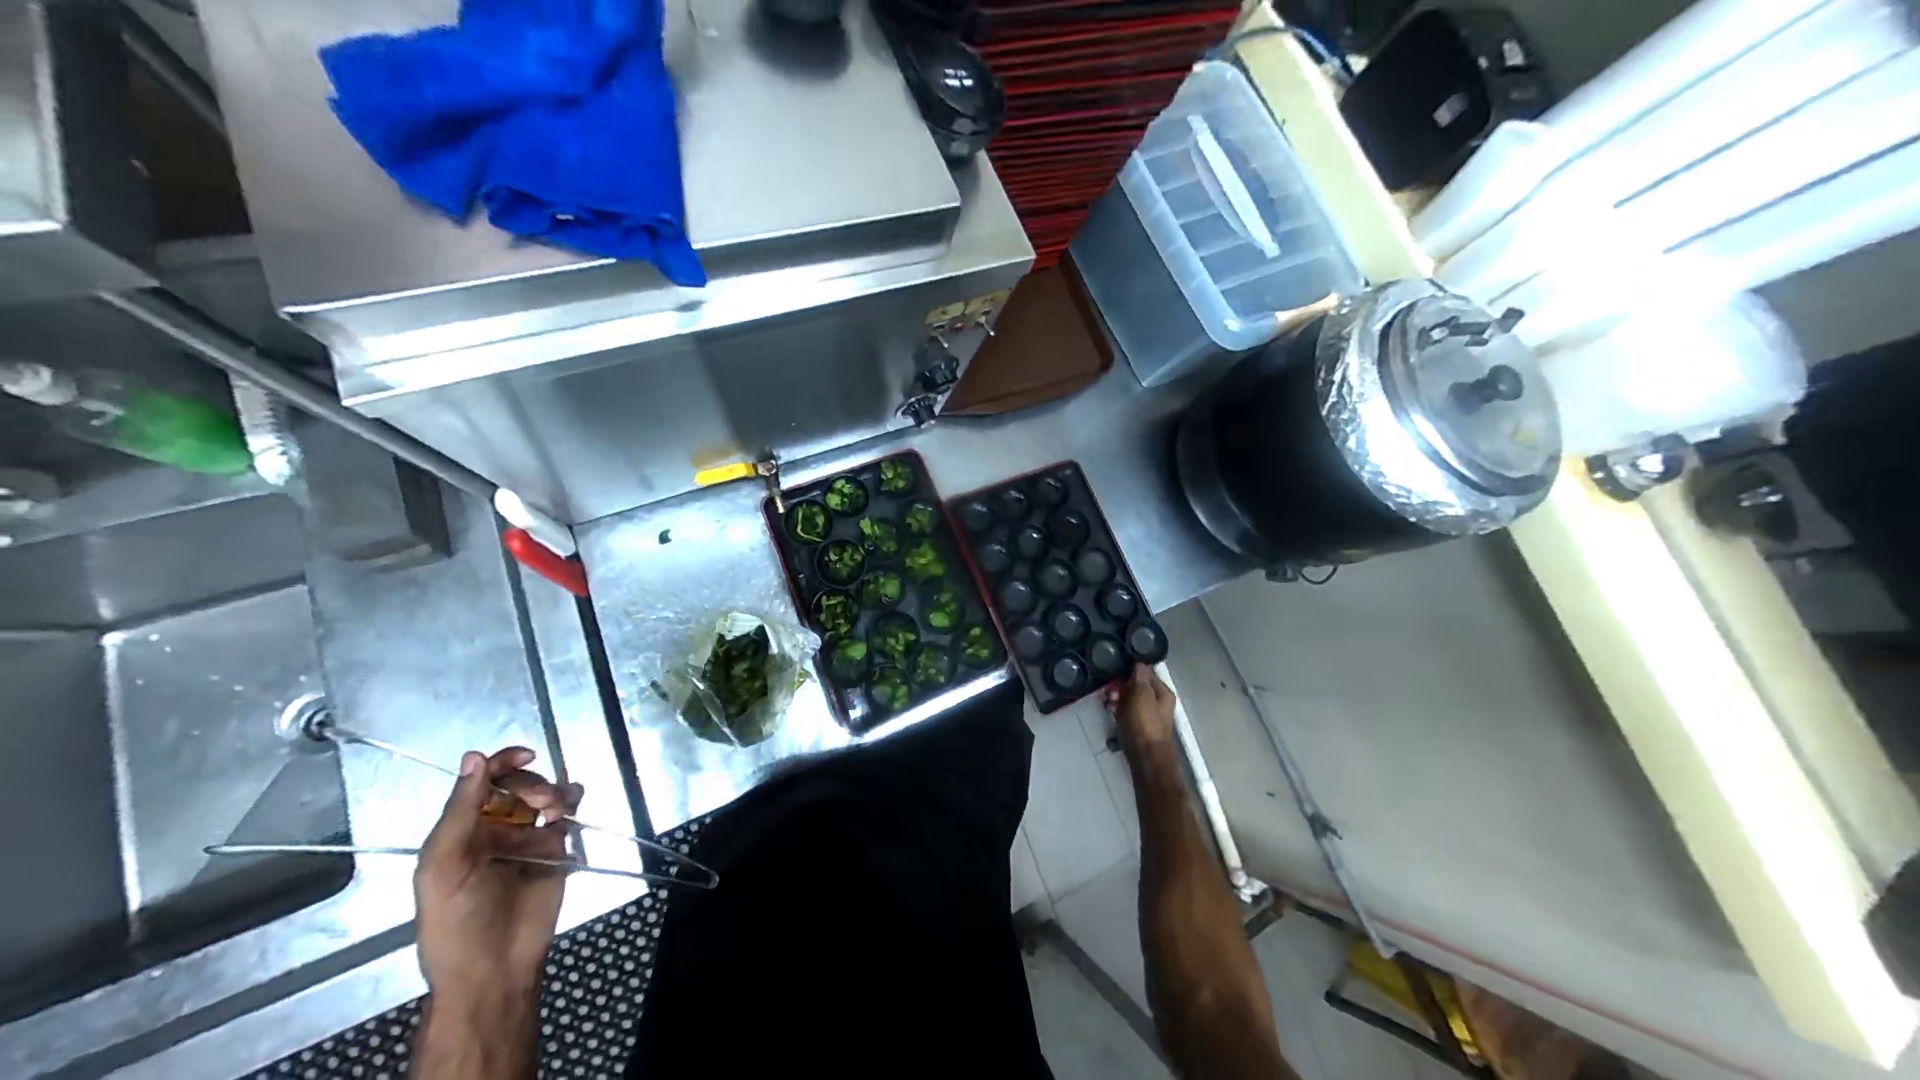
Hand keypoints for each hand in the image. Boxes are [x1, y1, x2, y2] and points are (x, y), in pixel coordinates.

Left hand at [414, 747, 582, 998]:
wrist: (492, 967)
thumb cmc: (455, 919)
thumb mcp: (443, 864)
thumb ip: (460, 809)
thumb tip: (474, 755)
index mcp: (459, 830)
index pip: (480, 781)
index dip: (500, 762)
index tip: (526, 756)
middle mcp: (493, 828)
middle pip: (517, 784)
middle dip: (531, 782)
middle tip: (540, 801)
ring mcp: (526, 838)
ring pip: (545, 794)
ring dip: (553, 790)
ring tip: (555, 809)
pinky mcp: (555, 849)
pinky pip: (567, 813)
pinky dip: (572, 801)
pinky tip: (570, 808)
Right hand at [1105, 663, 1175, 751]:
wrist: (1145, 757)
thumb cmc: (1144, 724)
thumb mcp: (1142, 695)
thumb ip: (1140, 677)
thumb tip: (1139, 663)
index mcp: (1163, 692)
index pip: (1145, 673)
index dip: (1129, 672)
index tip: (1115, 675)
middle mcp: (1157, 702)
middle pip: (1136, 687)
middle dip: (1121, 687)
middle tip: (1110, 692)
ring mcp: (1148, 715)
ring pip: (1129, 700)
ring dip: (1117, 699)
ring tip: (1108, 703)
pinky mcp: (1138, 727)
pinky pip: (1126, 712)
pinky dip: (1118, 710)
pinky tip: (1111, 713)